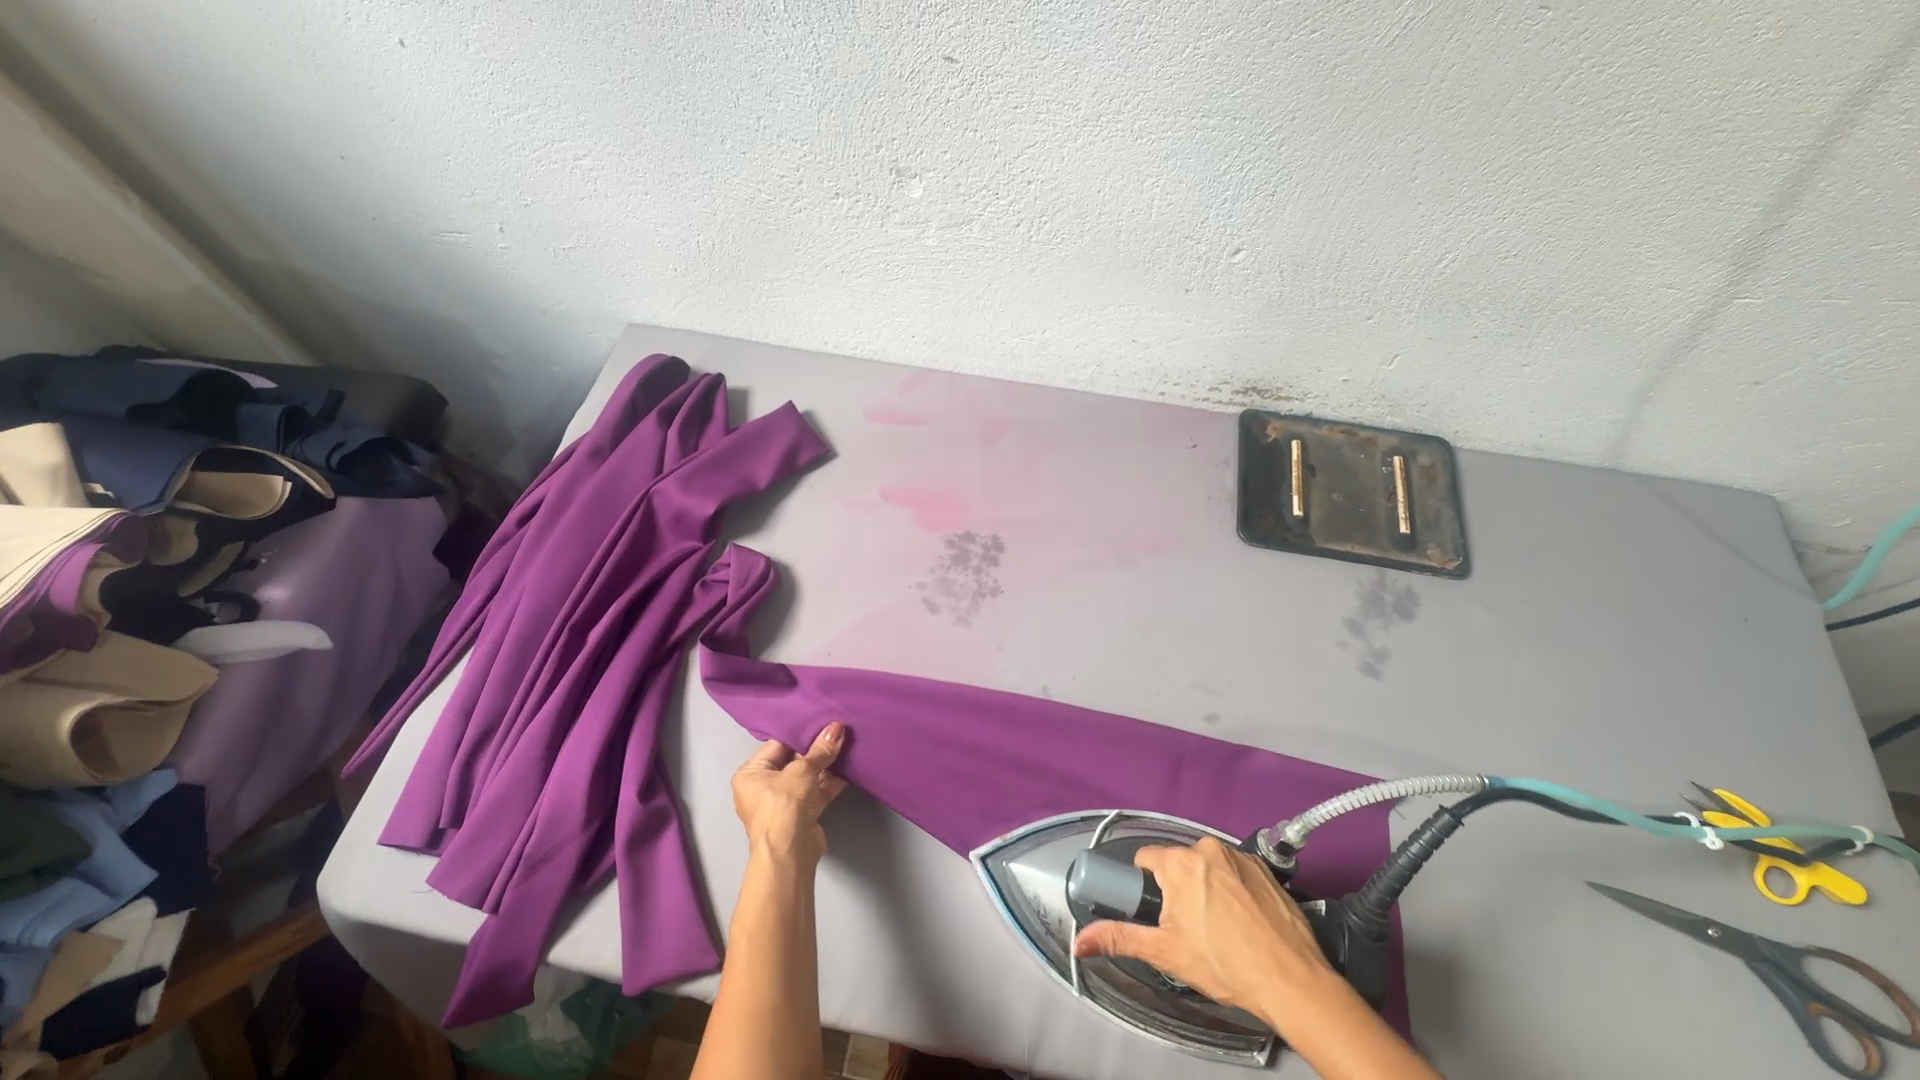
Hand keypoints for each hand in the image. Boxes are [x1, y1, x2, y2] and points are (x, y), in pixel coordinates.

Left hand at [731, 722, 848, 864]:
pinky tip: (848, 769)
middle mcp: (763, 788)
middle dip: (815, 751)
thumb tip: (837, 728)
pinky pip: (816, 793)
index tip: (821, 722)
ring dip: (826, 767)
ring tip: (847, 747)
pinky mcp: (801, 815)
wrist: (790, 851)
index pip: (776, 745)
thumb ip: (821, 749)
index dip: (799, 734)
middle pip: (793, 761)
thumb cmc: (784, 804)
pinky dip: (830, 783)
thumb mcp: (803, 770)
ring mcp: (783, 803)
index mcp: (750, 773)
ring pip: (807, 778)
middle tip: (837, 732)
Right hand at [1072, 837, 1339, 1026]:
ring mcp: (1242, 857)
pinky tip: (1242, 921)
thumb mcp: (1166, 952)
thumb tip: (1080, 941)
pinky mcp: (1267, 870)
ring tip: (1218, 927)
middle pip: (1179, 863)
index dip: (1144, 884)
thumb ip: (1119, 938)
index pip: (1146, 858)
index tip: (1155, 910)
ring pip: (1209, 867)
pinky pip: (1236, 872)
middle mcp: (1210, 849)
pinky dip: (1233, 890)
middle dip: (1178, 889)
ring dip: (1207, 888)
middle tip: (1188, 926)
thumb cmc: (1225, 964)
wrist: (1292, 980)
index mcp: (1180, 862)